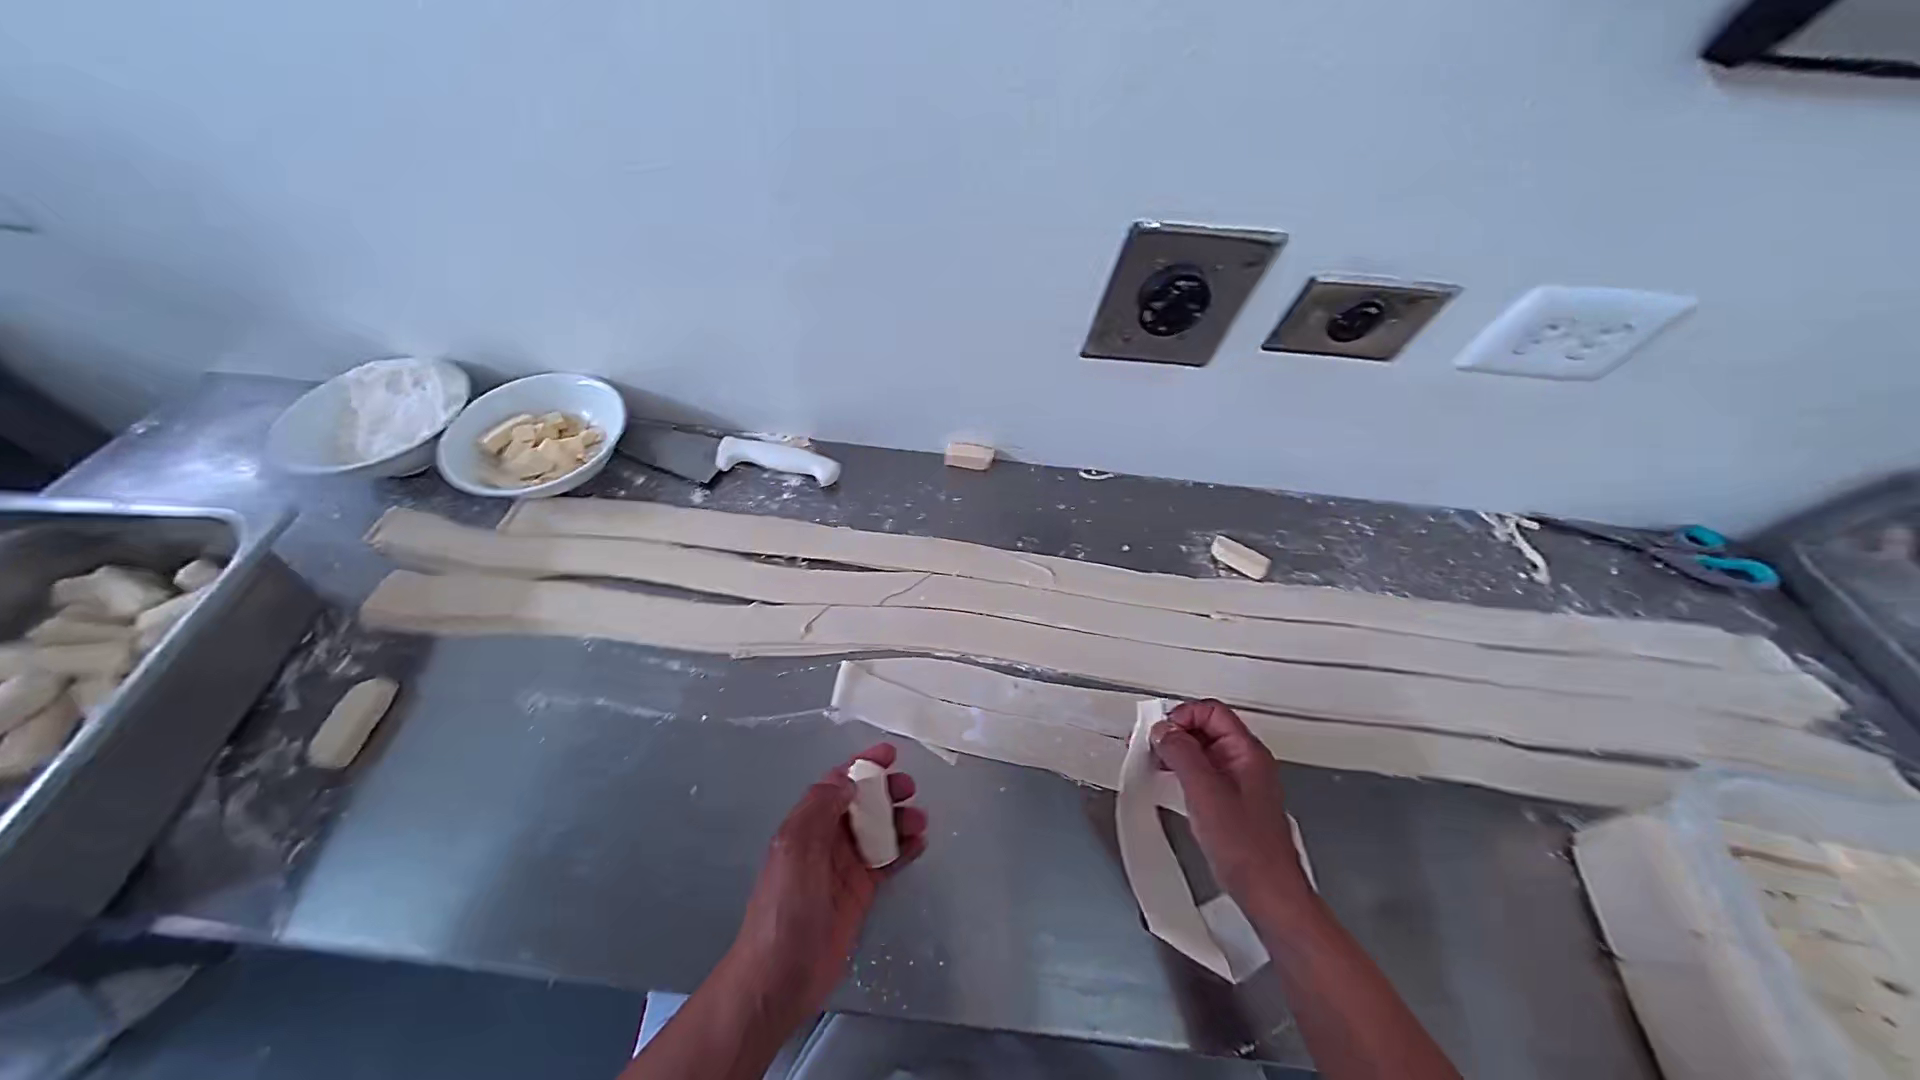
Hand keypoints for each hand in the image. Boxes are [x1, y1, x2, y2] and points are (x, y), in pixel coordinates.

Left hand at [727, 742, 928, 1015]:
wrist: (779, 978)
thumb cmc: (784, 909)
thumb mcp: (795, 849)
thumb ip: (820, 808)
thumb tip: (849, 780)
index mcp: (806, 825)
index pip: (836, 784)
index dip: (861, 765)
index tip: (890, 754)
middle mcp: (826, 840)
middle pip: (861, 804)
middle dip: (886, 790)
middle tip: (909, 789)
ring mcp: (844, 867)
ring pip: (878, 830)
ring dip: (899, 819)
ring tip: (919, 821)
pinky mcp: (861, 893)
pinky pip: (886, 861)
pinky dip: (903, 849)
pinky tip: (919, 844)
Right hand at [1150, 700, 1308, 912]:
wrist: (1268, 893)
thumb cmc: (1250, 850)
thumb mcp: (1205, 792)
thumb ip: (1182, 754)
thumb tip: (1164, 731)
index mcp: (1247, 752)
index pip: (1212, 712)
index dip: (1182, 716)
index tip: (1159, 731)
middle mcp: (1246, 763)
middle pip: (1206, 728)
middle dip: (1175, 732)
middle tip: (1151, 744)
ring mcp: (1240, 783)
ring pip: (1203, 751)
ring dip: (1176, 753)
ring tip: (1154, 762)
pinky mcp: (1230, 803)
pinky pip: (1202, 774)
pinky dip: (1182, 773)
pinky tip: (1168, 785)